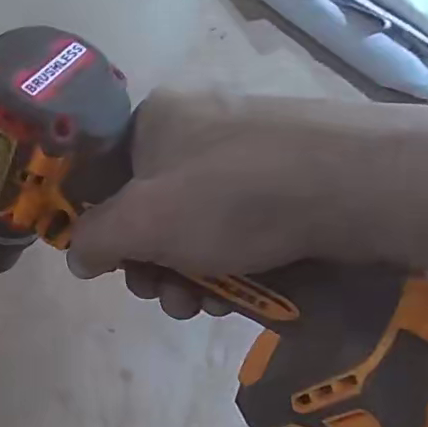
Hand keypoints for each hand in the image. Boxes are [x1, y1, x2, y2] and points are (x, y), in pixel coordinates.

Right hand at [66, 91, 369, 319]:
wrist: (351, 186)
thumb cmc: (229, 197)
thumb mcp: (143, 222)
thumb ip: (95, 239)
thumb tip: (76, 257)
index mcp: (153, 121)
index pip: (103, 174)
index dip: (99, 225)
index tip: (110, 266)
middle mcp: (195, 129)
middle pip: (148, 207)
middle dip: (148, 263)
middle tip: (160, 294)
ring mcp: (242, 155)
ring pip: (192, 225)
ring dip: (185, 273)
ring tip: (198, 305)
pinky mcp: (281, 181)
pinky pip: (234, 227)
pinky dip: (225, 264)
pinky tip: (233, 295)